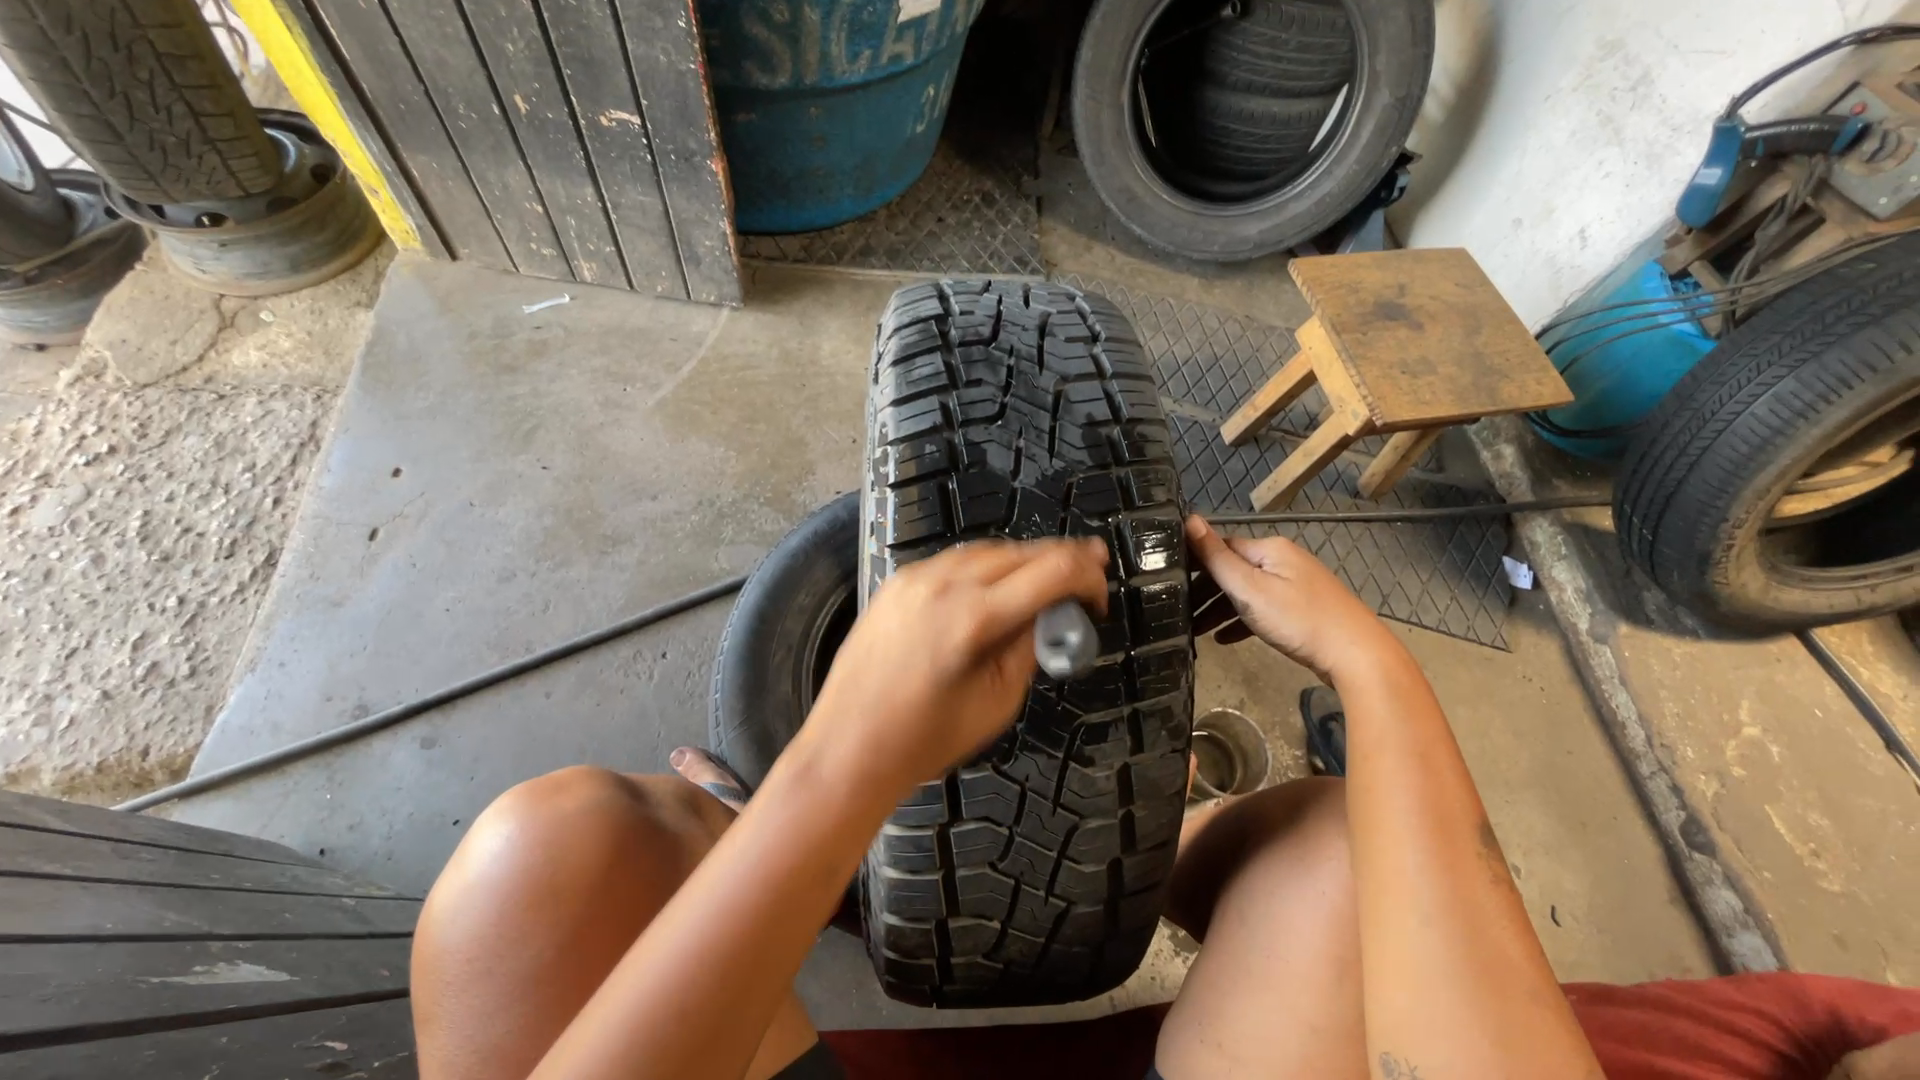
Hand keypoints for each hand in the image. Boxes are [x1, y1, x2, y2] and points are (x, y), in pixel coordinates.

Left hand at [804, 537, 1109, 794]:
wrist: (847, 747)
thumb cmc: (925, 741)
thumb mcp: (997, 702)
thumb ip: (1029, 648)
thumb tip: (1053, 616)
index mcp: (974, 617)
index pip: (1051, 571)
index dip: (1087, 576)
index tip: (1099, 593)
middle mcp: (943, 583)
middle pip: (1020, 551)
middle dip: (1060, 560)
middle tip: (1088, 573)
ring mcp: (914, 578)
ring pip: (985, 551)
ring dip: (1022, 559)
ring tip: (1047, 577)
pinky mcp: (895, 583)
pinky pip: (952, 562)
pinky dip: (984, 567)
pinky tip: (995, 584)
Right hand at [1186, 514, 1401, 684]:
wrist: (1356, 655)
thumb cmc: (1298, 619)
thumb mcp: (1250, 589)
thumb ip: (1216, 557)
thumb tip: (1188, 519)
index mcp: (1269, 549)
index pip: (1221, 547)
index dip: (1195, 565)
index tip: (1168, 584)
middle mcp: (1282, 560)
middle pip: (1233, 570)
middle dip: (1205, 592)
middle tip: (1178, 614)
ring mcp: (1294, 585)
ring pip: (1246, 592)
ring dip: (1220, 610)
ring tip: (1194, 632)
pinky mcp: (1301, 609)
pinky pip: (1263, 610)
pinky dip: (1242, 621)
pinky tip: (1224, 639)